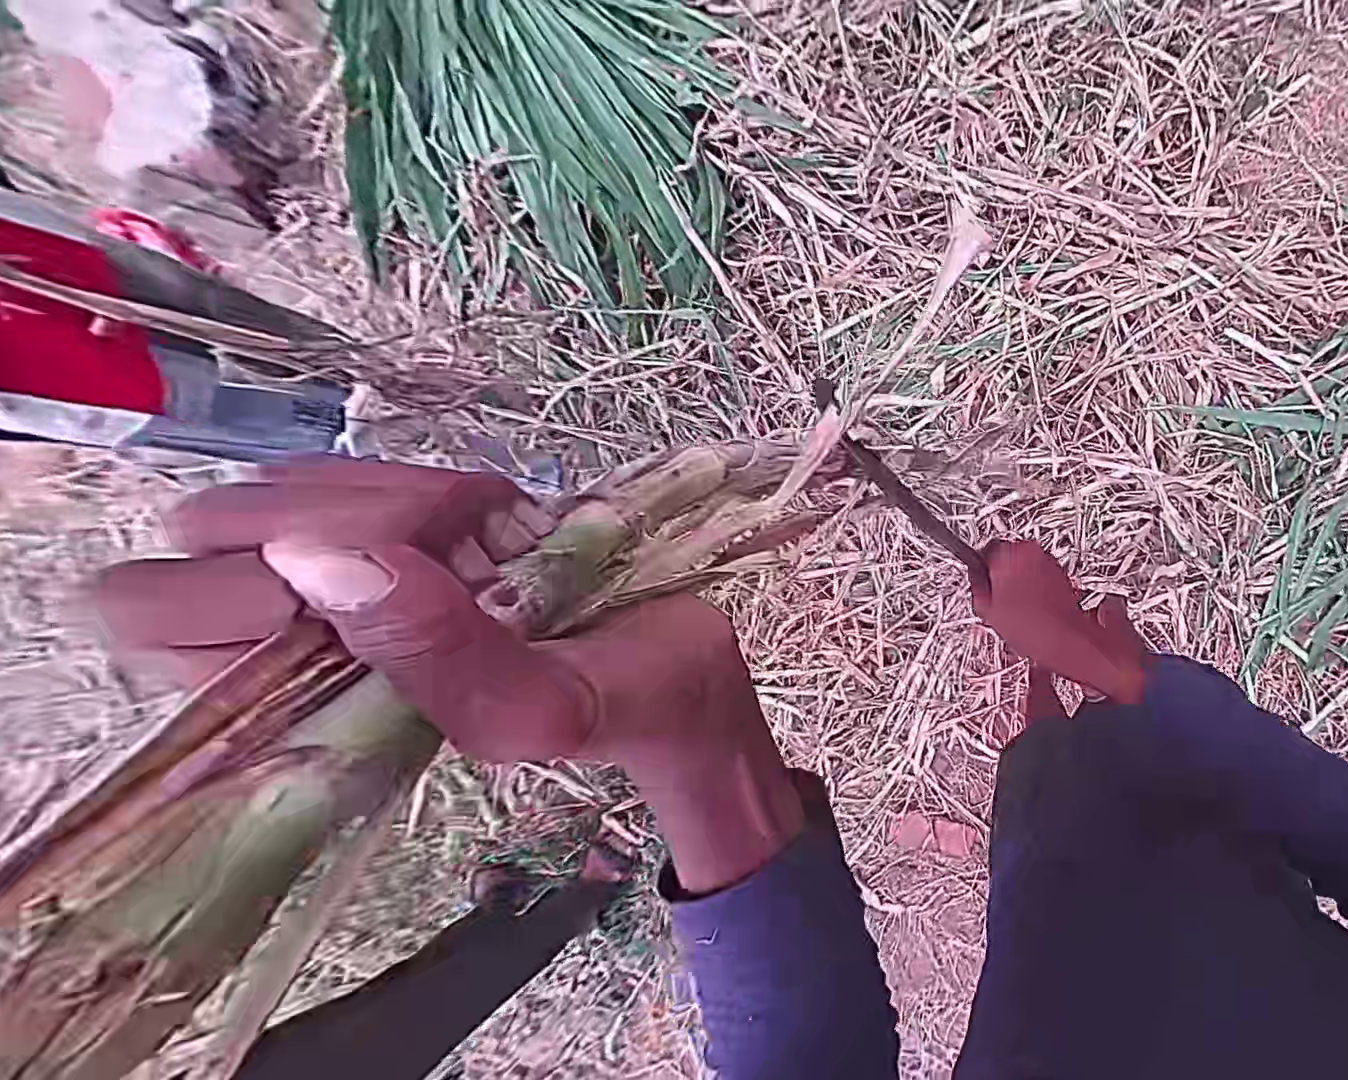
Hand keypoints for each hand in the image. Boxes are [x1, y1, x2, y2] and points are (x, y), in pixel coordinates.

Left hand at [96, 459, 800, 892]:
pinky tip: (489, 514)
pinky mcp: (417, 532)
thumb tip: (314, 558)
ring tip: (489, 534)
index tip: (403, 580)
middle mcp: (314, 641)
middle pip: (214, 528)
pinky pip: (360, 470)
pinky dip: (426, 476)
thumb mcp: (543, 703)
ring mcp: (362, 577)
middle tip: (458, 546)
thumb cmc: (625, 699)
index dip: (260, 581)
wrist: (686, 664)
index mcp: (311, 708)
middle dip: (343, 518)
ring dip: (396, 492)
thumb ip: (441, 655)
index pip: (159, 612)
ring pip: (286, 486)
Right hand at [970, 540, 1147, 704]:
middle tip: (996, 599)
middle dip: (1000, 576)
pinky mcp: (1062, 575)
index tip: (980, 584)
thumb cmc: (1035, 627)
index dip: (981, 571)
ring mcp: (1050, 562)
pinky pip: (1039, 576)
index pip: (985, 551)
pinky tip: (1031, 611)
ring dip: (1017, 582)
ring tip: (1015, 609)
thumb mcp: (989, 610)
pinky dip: (1033, 588)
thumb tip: (977, 581)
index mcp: (1010, 554)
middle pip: (1006, 557)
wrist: (1070, 641)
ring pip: (1023, 567)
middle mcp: (1032, 551)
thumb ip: (978, 588)